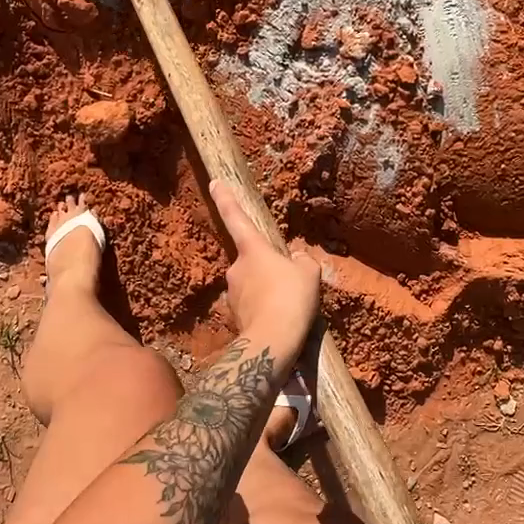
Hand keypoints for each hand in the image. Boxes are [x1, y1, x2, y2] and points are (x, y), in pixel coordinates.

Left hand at [210, 179, 320, 346]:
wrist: (273, 341)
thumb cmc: (292, 298)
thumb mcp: (309, 273)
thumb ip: (303, 261)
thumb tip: (297, 259)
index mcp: (253, 250)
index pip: (237, 218)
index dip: (226, 198)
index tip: (214, 182)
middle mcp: (236, 268)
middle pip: (253, 261)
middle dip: (268, 269)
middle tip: (291, 284)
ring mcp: (233, 293)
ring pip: (253, 285)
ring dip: (268, 292)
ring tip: (290, 306)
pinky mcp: (235, 317)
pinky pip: (253, 307)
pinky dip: (265, 310)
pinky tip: (282, 321)